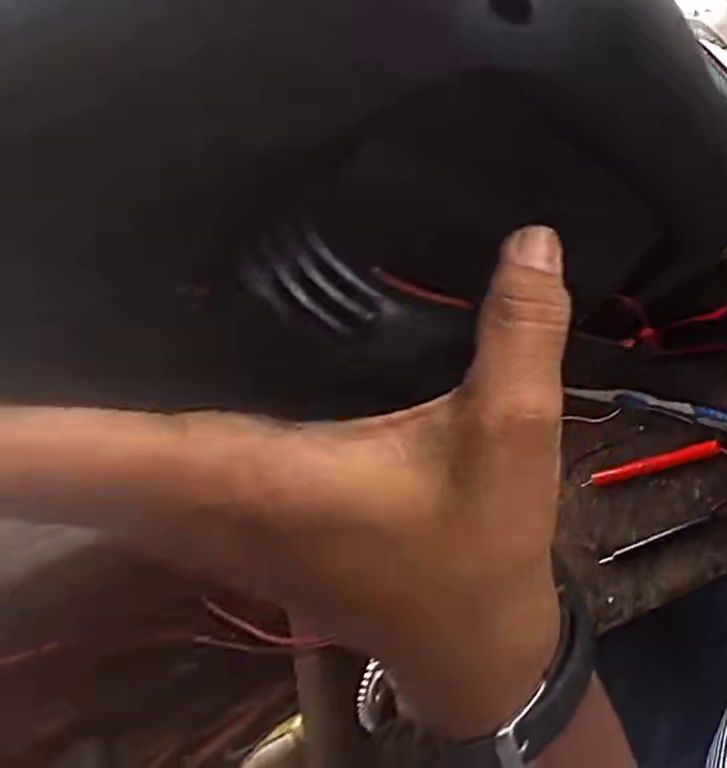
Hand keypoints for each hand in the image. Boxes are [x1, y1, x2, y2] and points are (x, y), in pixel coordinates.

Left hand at [0, 227, 572, 738]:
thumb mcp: (516, 427)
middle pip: (36, 442)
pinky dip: (129, 410)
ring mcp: (195, 514)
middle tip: (78, 264)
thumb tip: (532, 238)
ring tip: (124, 293)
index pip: (38, 446)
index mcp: (234, 474)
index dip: (3, 406)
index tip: (26, 293)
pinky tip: (198, 355)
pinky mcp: (225, 515)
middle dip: (49, 355)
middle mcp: (183, 496)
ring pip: (78, 451)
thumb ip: (522, 332)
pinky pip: (137, 452)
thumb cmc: (481, 539)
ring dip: (77, 387)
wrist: (473, 629)